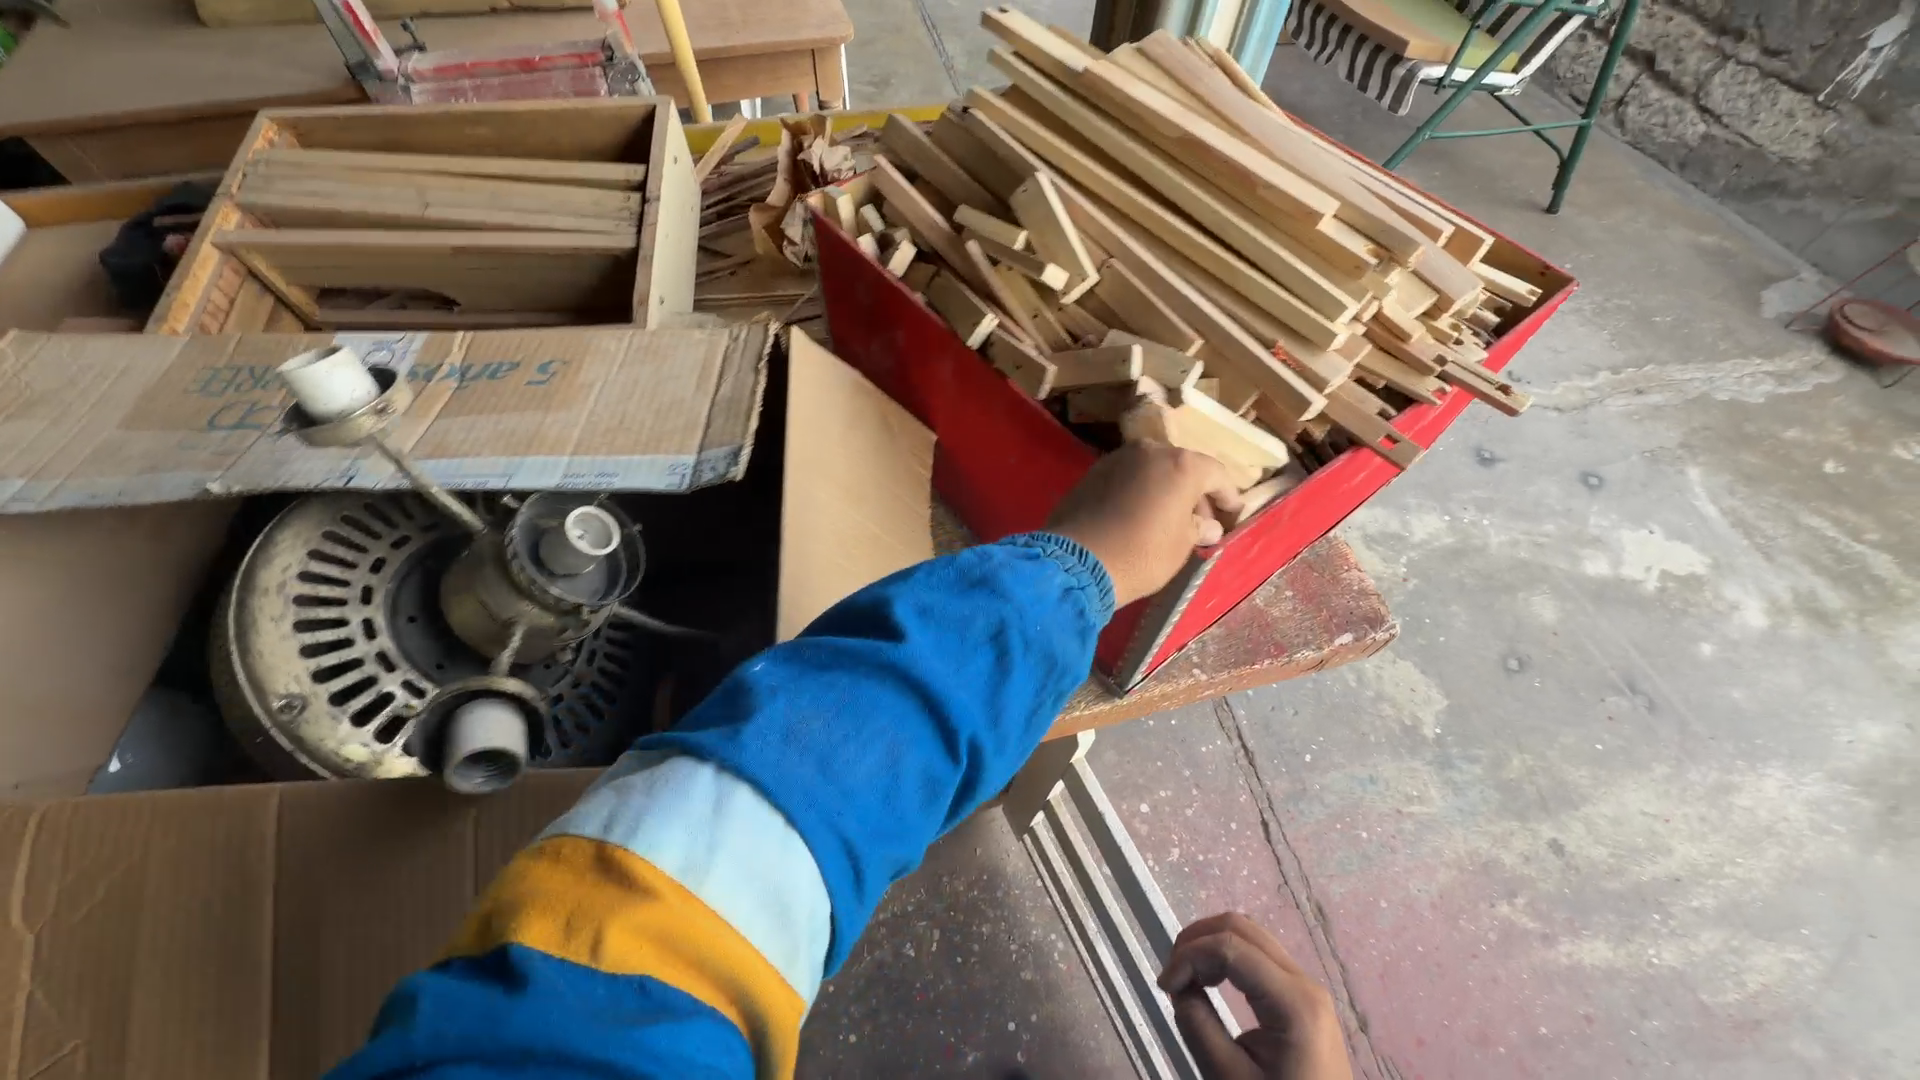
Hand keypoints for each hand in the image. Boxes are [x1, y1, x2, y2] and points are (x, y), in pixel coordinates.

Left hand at [1045, 442, 1243, 606]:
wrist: (1076, 562)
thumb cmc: (1140, 555)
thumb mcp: (1180, 547)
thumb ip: (1198, 528)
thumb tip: (1208, 526)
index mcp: (1181, 465)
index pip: (1216, 474)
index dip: (1227, 495)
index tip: (1232, 513)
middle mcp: (1150, 451)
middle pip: (1182, 467)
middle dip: (1194, 493)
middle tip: (1201, 522)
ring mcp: (1117, 459)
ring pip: (1152, 470)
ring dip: (1165, 490)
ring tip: (1169, 520)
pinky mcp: (1092, 473)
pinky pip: (1127, 478)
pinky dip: (1139, 492)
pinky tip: (1139, 516)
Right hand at [1159, 913, 1351, 1079]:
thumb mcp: (1229, 1078)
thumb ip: (1198, 1026)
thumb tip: (1179, 986)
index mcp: (1293, 1002)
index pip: (1230, 947)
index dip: (1189, 956)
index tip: (1165, 987)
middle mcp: (1304, 982)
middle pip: (1241, 928)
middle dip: (1197, 941)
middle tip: (1172, 975)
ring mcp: (1305, 987)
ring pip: (1249, 935)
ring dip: (1210, 945)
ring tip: (1187, 977)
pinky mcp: (1300, 996)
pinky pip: (1258, 956)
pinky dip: (1226, 956)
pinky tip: (1210, 980)